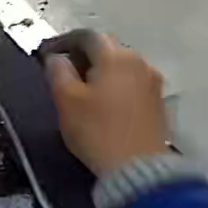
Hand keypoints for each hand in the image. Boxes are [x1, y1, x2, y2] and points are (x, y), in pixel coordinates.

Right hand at [45, 33, 171, 177]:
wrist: (138, 170)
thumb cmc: (97, 132)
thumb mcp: (67, 101)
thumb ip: (58, 72)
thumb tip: (56, 57)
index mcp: (115, 57)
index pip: (86, 36)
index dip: (64, 42)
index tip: (48, 54)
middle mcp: (139, 62)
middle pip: (107, 48)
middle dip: (84, 55)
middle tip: (65, 71)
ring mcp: (153, 82)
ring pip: (122, 66)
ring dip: (102, 71)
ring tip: (85, 90)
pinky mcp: (159, 103)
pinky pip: (133, 84)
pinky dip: (116, 86)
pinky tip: (106, 104)